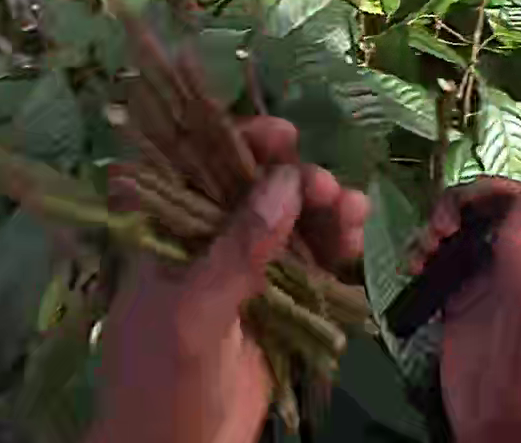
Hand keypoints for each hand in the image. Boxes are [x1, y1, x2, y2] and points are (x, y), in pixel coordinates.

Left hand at [88, 117, 369, 442]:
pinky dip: (335, 243)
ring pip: (293, 219)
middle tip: (328, 189)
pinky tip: (355, 235)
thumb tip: (287, 181)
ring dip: (326, 209)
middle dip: (298, 180)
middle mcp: (214, 236)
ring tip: (355, 210)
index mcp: (175, 228)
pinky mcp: (279, 295)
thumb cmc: (164, 384)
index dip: (245, 141)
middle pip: (262, 187)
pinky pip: (312, 257)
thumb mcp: (196, 314)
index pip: (208, 164)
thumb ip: (239, 249)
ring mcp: (249, 265)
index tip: (284, 135)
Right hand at [410, 178, 520, 442]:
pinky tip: (413, 272)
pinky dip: (424, 263)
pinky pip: (442, 276)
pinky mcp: (462, 323)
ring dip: (435, 233)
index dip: (491, 192)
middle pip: (485, 218)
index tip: (459, 204)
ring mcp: (488, 299)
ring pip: (460, 243)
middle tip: (436, 233)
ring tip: (419, 254)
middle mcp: (516, 276)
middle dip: (455, 209)